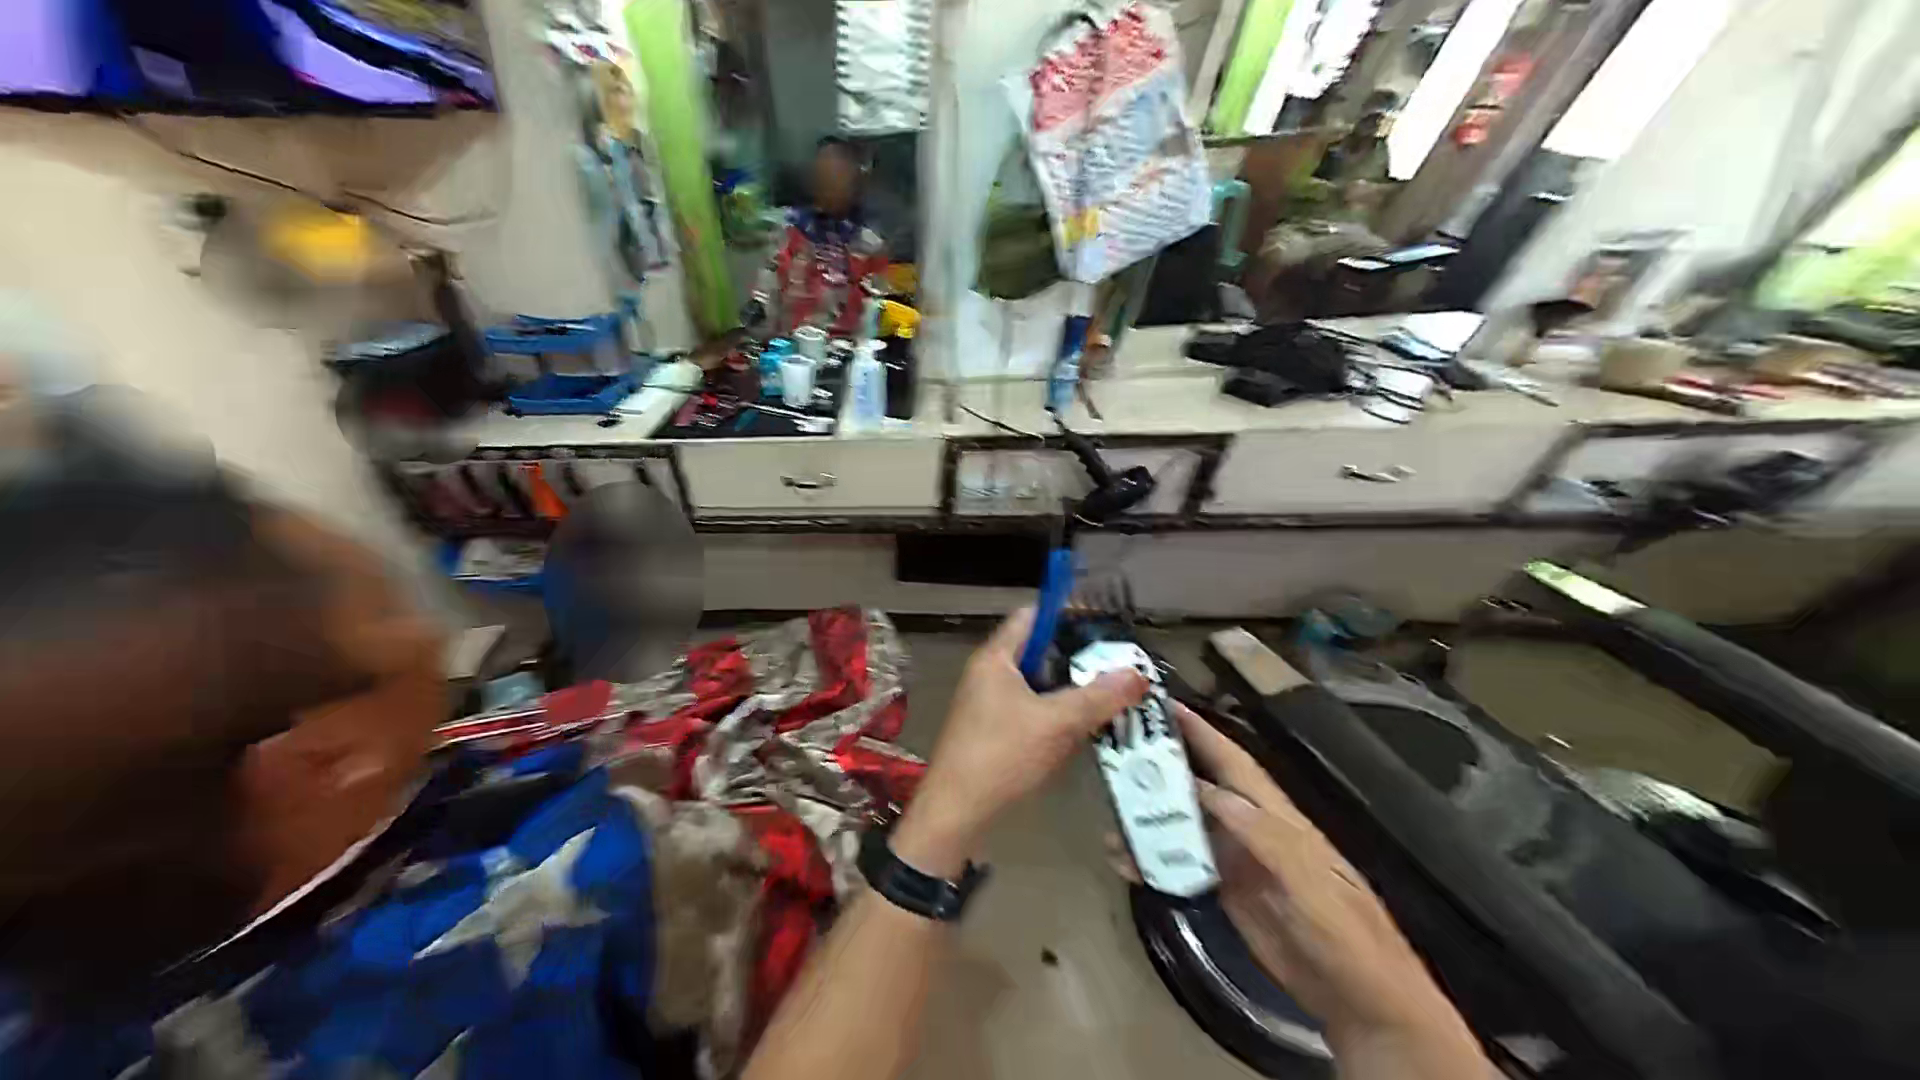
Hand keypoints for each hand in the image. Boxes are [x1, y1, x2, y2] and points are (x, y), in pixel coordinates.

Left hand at [893, 607, 1145, 877]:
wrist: (956, 812)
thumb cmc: (1001, 755)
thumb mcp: (1056, 723)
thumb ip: (1098, 697)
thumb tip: (1138, 674)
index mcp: (996, 658)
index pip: (1032, 616)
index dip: (1066, 615)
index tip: (1103, 625)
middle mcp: (989, 673)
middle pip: (1038, 651)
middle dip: (1076, 656)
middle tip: (1116, 663)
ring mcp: (988, 703)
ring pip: (1037, 684)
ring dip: (1068, 689)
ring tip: (1110, 694)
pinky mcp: (992, 729)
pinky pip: (1030, 709)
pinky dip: (1055, 713)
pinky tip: (1083, 727)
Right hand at [1118, 703, 1485, 1073]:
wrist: (1360, 1002)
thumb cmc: (1348, 935)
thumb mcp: (1313, 884)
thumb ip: (1266, 838)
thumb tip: (1211, 792)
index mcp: (1275, 816)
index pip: (1232, 761)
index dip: (1200, 731)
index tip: (1163, 704)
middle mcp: (1249, 828)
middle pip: (1198, 787)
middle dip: (1161, 767)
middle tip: (1118, 754)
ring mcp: (1235, 859)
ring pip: (1182, 826)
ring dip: (1148, 820)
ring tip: (1111, 822)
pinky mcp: (1224, 890)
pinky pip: (1180, 865)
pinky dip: (1152, 861)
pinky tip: (1128, 864)